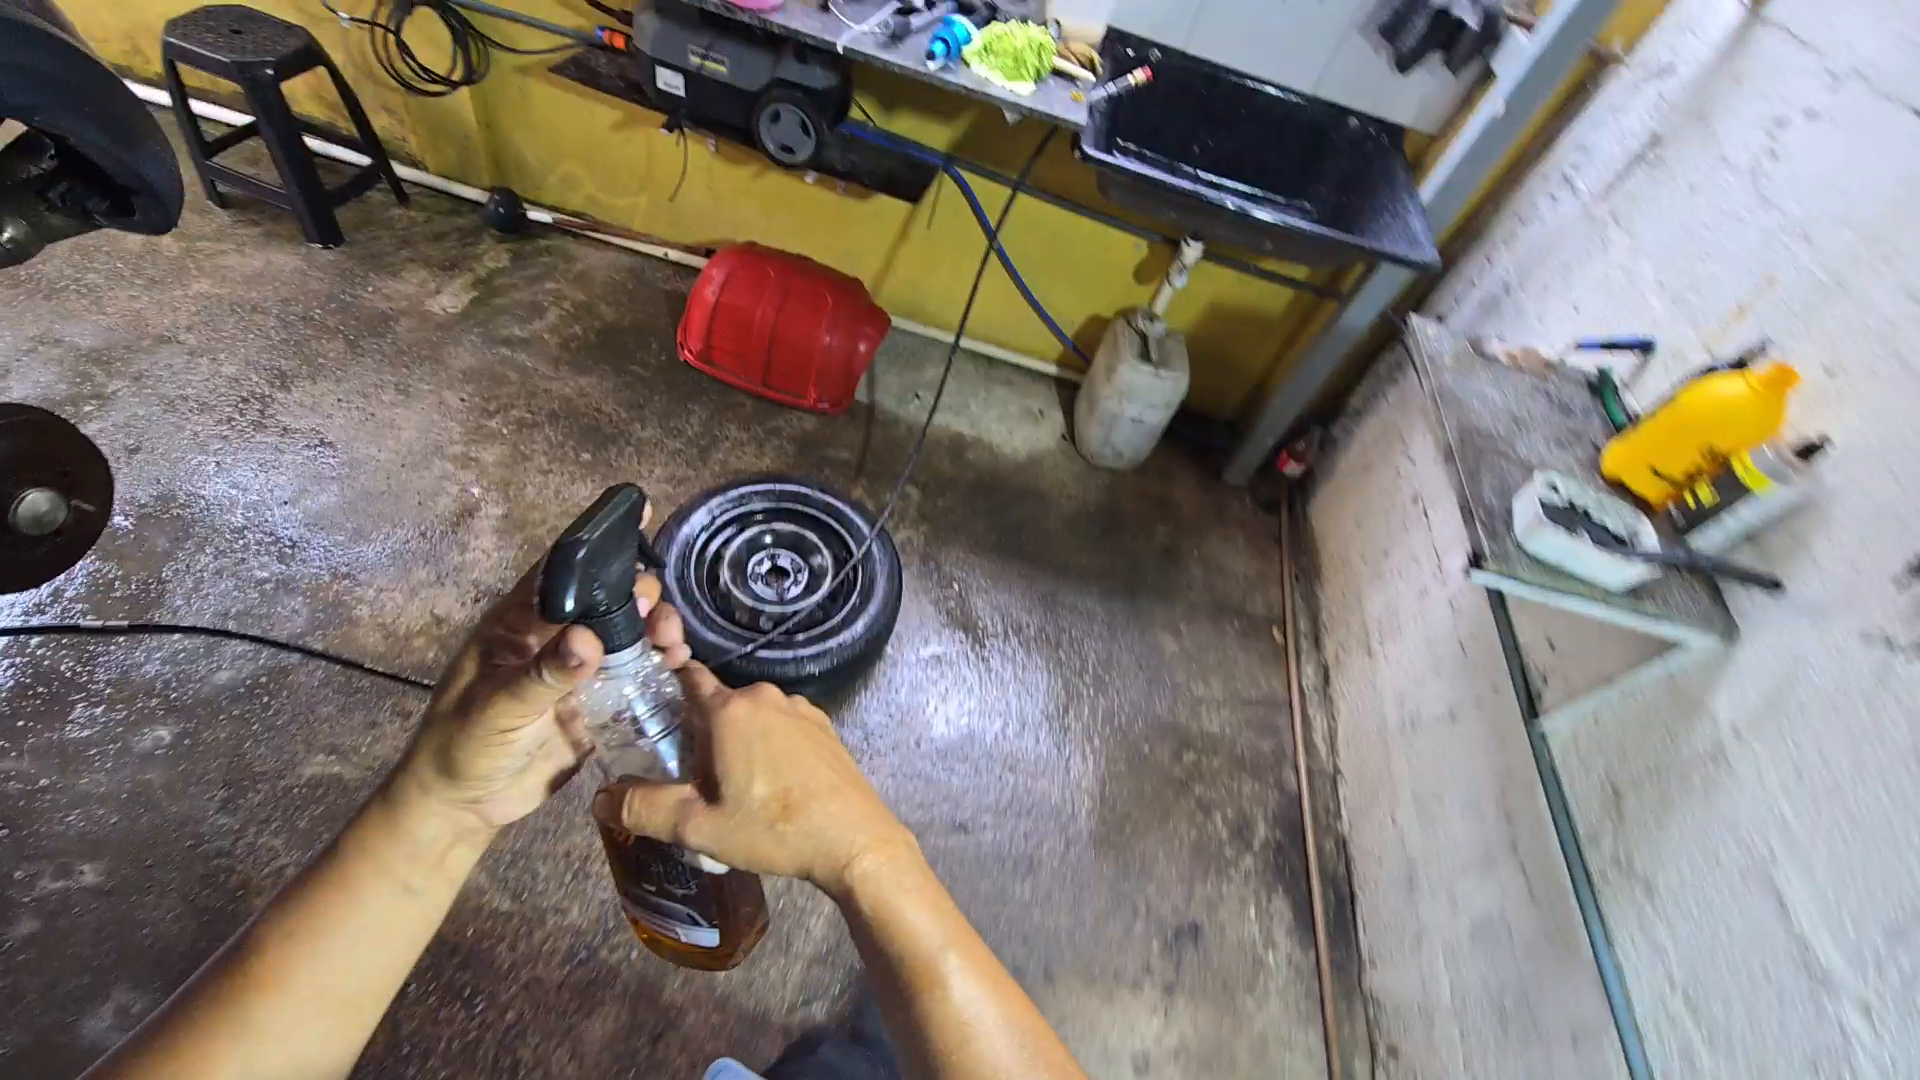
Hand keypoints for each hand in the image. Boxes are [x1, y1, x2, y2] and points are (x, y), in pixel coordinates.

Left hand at [395, 560, 690, 833]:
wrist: (467, 806)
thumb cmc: (461, 749)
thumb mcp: (495, 710)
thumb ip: (543, 674)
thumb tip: (588, 639)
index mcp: (520, 624)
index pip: (562, 571)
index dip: (599, 543)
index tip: (641, 515)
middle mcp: (555, 637)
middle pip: (607, 600)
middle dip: (639, 595)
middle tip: (657, 610)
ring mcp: (581, 668)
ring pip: (629, 634)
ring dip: (656, 629)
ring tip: (672, 640)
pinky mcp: (602, 699)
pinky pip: (638, 672)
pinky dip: (661, 664)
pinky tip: (676, 663)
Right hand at [593, 664, 917, 897]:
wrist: (854, 839)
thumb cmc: (772, 828)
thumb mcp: (698, 827)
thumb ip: (643, 807)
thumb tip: (600, 797)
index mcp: (732, 709)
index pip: (688, 678)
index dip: (665, 688)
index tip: (648, 705)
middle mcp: (767, 696)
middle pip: (719, 705)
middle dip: (701, 733)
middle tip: (690, 778)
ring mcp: (801, 709)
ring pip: (753, 717)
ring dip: (737, 742)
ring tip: (732, 789)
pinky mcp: (825, 727)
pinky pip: (782, 727)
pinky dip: (769, 746)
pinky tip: (772, 785)